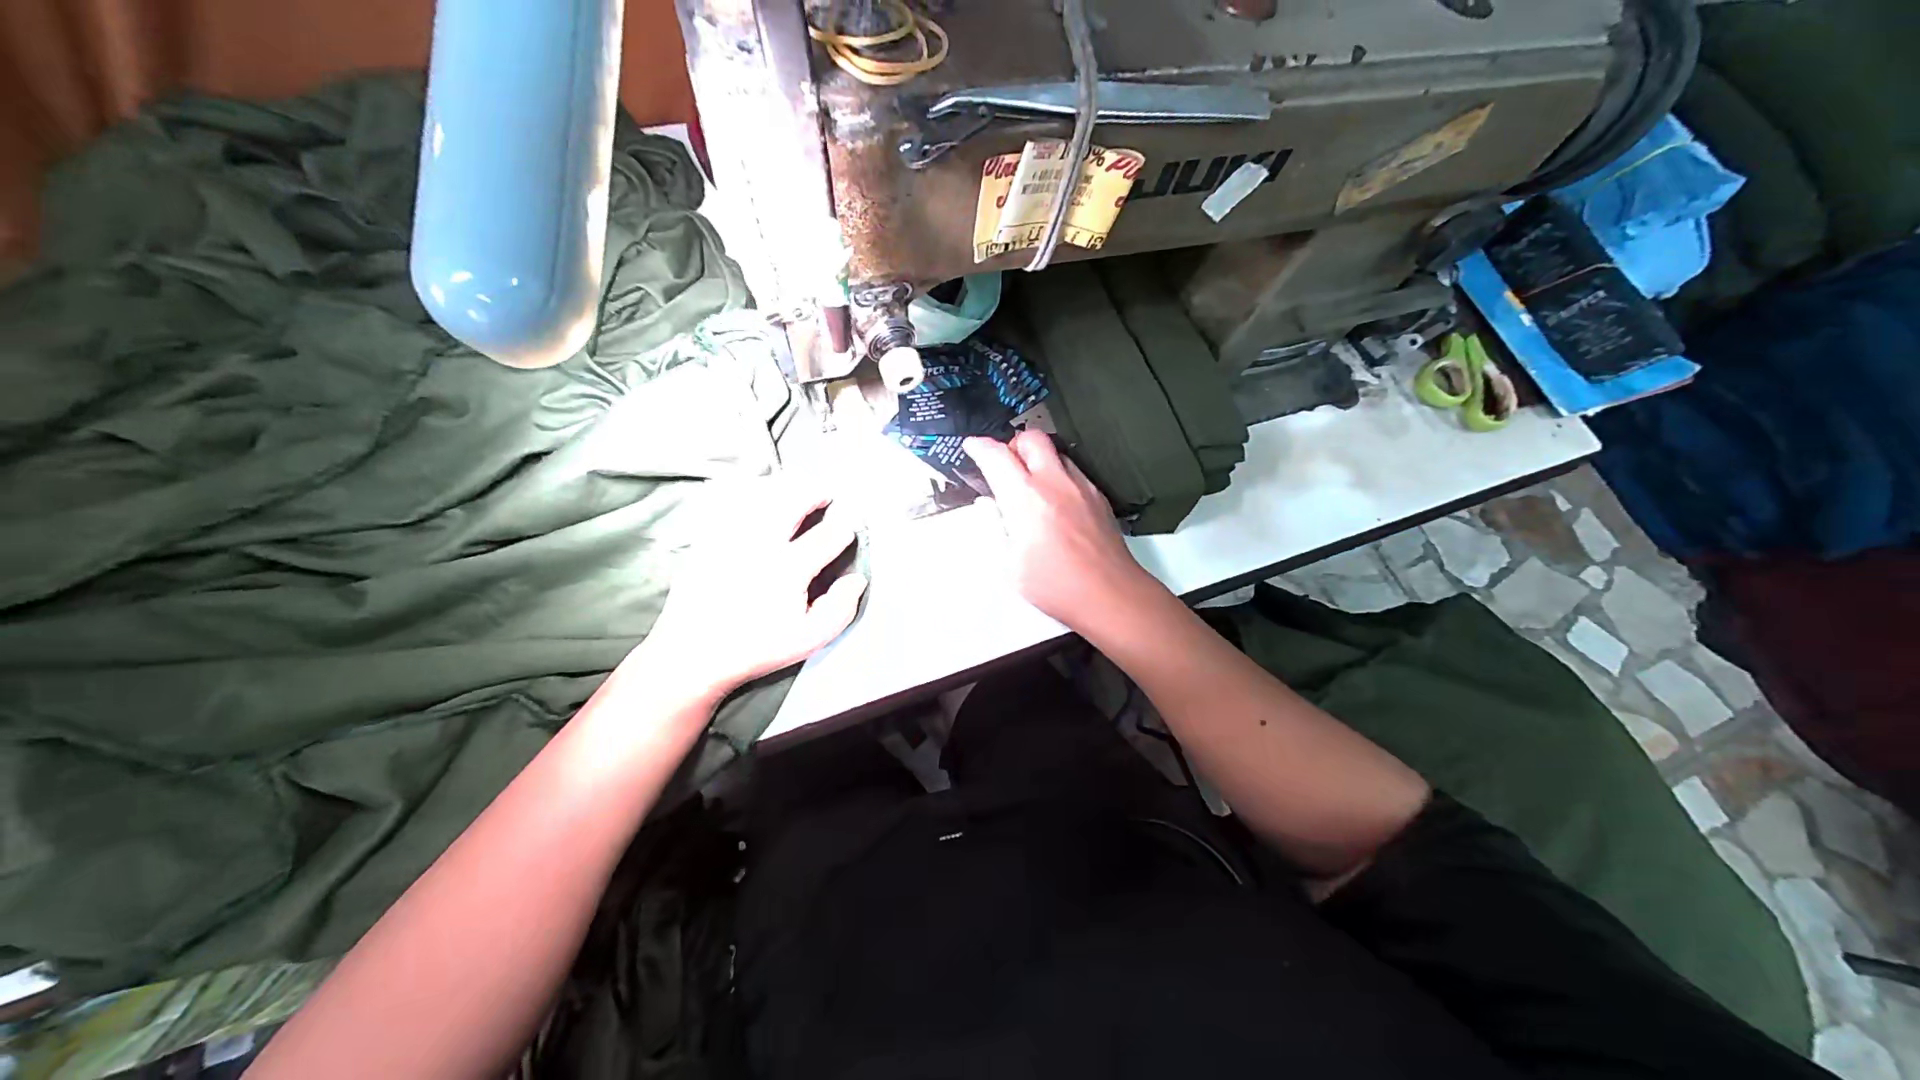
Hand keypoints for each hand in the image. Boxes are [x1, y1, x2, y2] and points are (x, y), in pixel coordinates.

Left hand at [641, 474, 866, 702]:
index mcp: (789, 569)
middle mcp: (760, 544)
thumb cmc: (753, 647)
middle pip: (794, 499)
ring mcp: (730, 536)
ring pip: (761, 493)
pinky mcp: (707, 536)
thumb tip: (856, 580)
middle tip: (824, 495)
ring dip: (783, 486)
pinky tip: (756, 493)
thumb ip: (840, 609)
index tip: (846, 533)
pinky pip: (727, 500)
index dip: (844, 530)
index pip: (829, 535)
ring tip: (795, 489)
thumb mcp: (808, 639)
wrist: (693, 652)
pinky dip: (745, 490)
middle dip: (815, 492)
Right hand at [963, 430, 1165, 634]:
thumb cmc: (1059, 586)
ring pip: (1056, 452)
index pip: (997, 455)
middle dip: (1013, 445)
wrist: (1109, 594)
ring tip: (1030, 486)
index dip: (980, 447)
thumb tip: (989, 507)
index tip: (974, 447)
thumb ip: (996, 527)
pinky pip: (1075, 473)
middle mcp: (1055, 484)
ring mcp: (1081, 488)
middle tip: (1004, 464)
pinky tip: (1055, 502)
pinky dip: (1059, 477)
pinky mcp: (1098, 497)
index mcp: (1026, 499)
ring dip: (1038, 460)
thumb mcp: (1010, 564)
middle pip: (1031, 438)